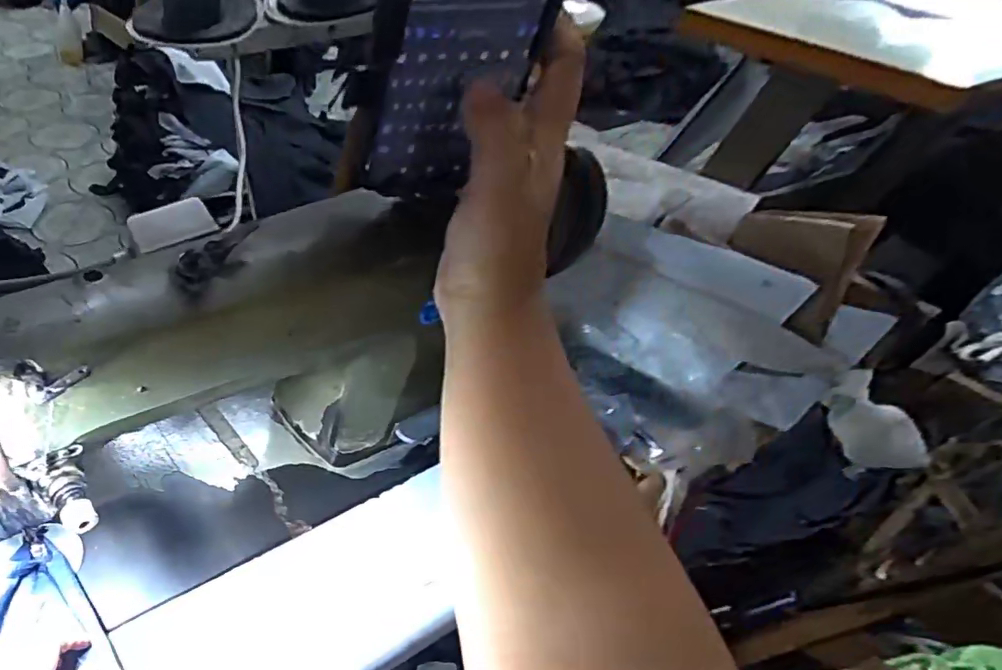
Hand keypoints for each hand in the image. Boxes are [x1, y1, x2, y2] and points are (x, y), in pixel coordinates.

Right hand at [435, 16, 585, 325]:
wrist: (483, 308)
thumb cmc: (495, 250)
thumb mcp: (498, 183)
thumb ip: (495, 130)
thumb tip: (483, 83)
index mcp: (544, 144)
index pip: (564, 74)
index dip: (557, 36)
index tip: (530, 12)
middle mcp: (530, 155)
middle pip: (535, 91)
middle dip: (517, 56)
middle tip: (477, 35)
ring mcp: (503, 180)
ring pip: (502, 121)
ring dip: (487, 92)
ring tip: (452, 69)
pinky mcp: (477, 202)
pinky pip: (474, 152)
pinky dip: (461, 131)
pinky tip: (437, 126)